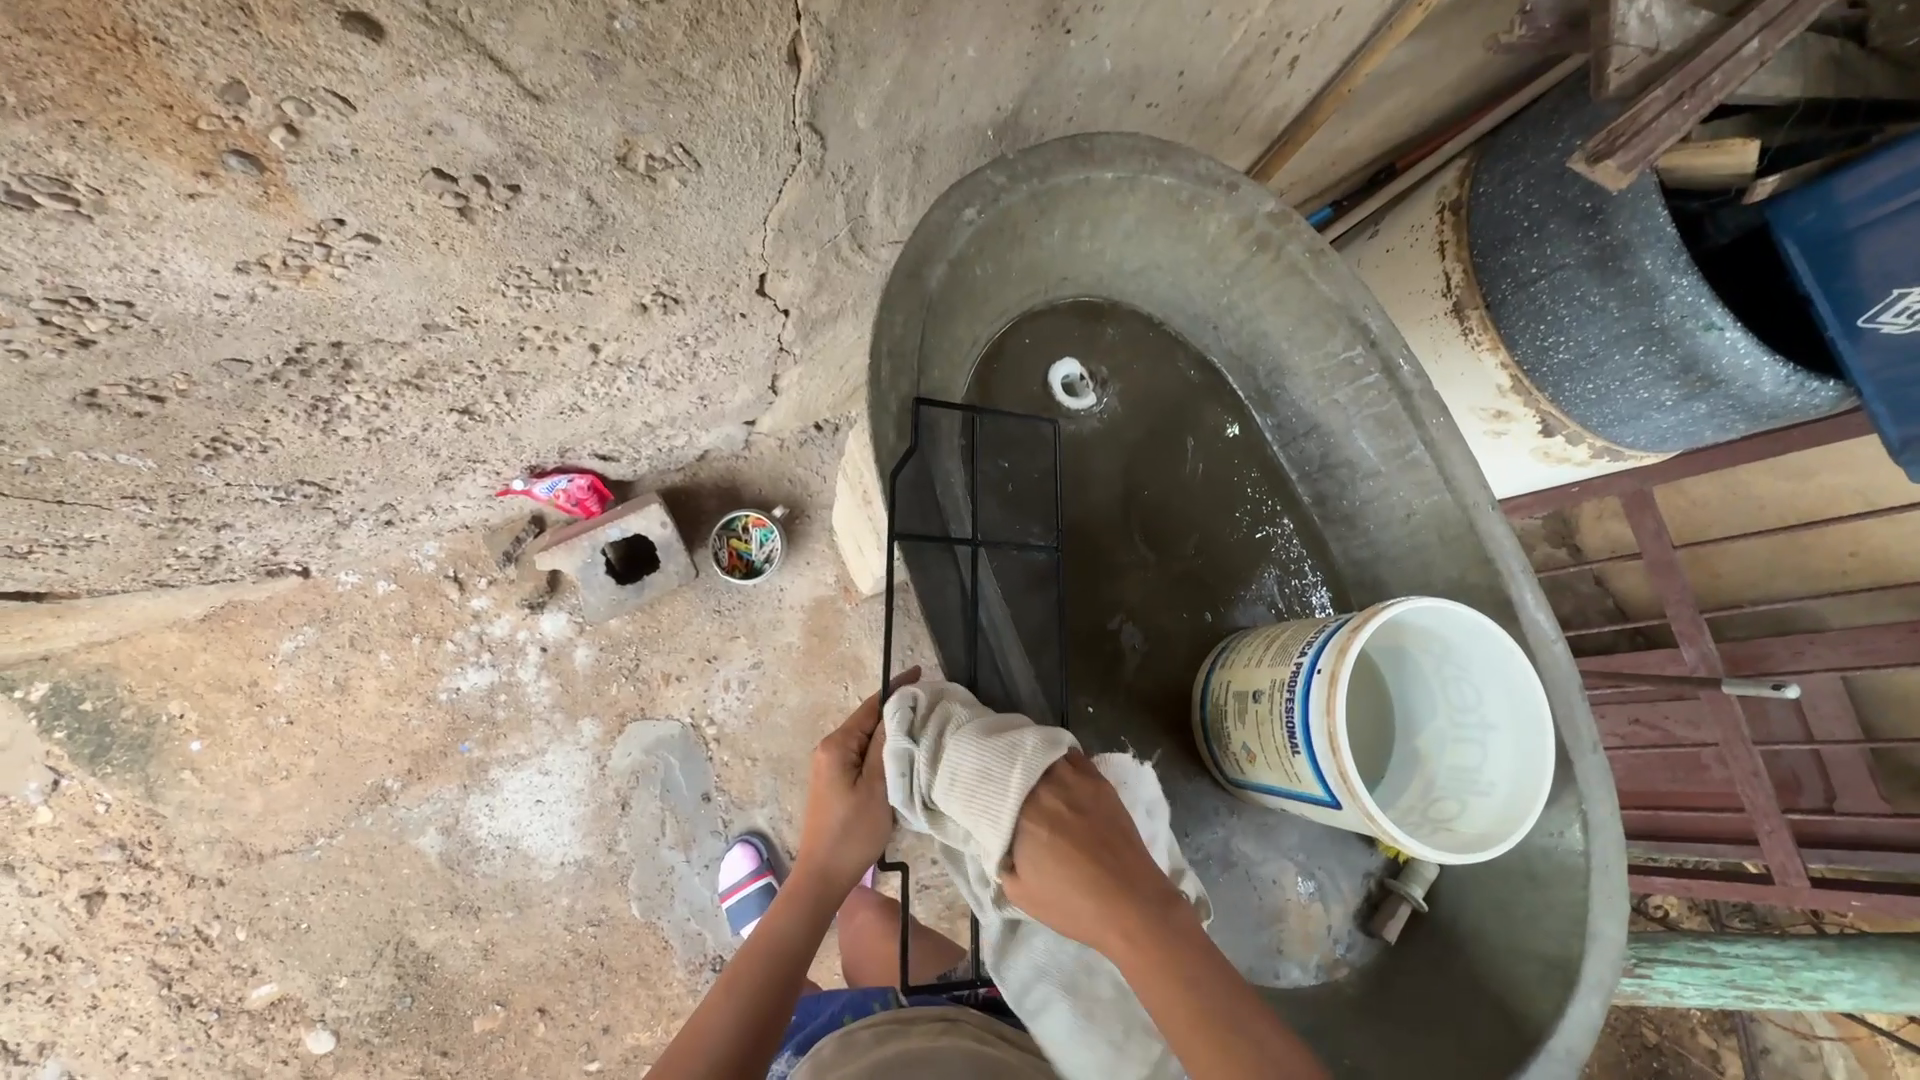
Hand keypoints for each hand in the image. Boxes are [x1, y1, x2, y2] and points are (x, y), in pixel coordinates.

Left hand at [792, 666, 920, 893]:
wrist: (823, 876)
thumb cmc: (852, 832)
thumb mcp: (877, 787)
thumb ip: (886, 747)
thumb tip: (898, 711)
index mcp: (837, 745)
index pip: (870, 706)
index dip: (896, 689)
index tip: (920, 673)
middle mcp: (829, 749)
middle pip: (868, 720)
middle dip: (897, 711)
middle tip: (931, 704)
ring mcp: (830, 766)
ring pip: (866, 740)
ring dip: (891, 733)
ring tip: (924, 727)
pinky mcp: (835, 782)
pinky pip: (862, 756)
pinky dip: (883, 751)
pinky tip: (903, 755)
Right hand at [1002, 750, 1191, 957]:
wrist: (1129, 904)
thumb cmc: (1071, 904)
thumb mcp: (1019, 891)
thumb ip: (1000, 858)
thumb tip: (999, 839)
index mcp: (1019, 813)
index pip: (992, 786)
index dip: (987, 791)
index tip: (985, 798)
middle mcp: (1045, 787)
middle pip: (1016, 764)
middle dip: (1006, 772)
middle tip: (1003, 784)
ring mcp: (1074, 780)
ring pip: (1043, 755)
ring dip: (1031, 761)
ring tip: (1028, 773)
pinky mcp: (1099, 781)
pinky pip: (1073, 757)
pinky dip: (1059, 759)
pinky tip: (1058, 772)